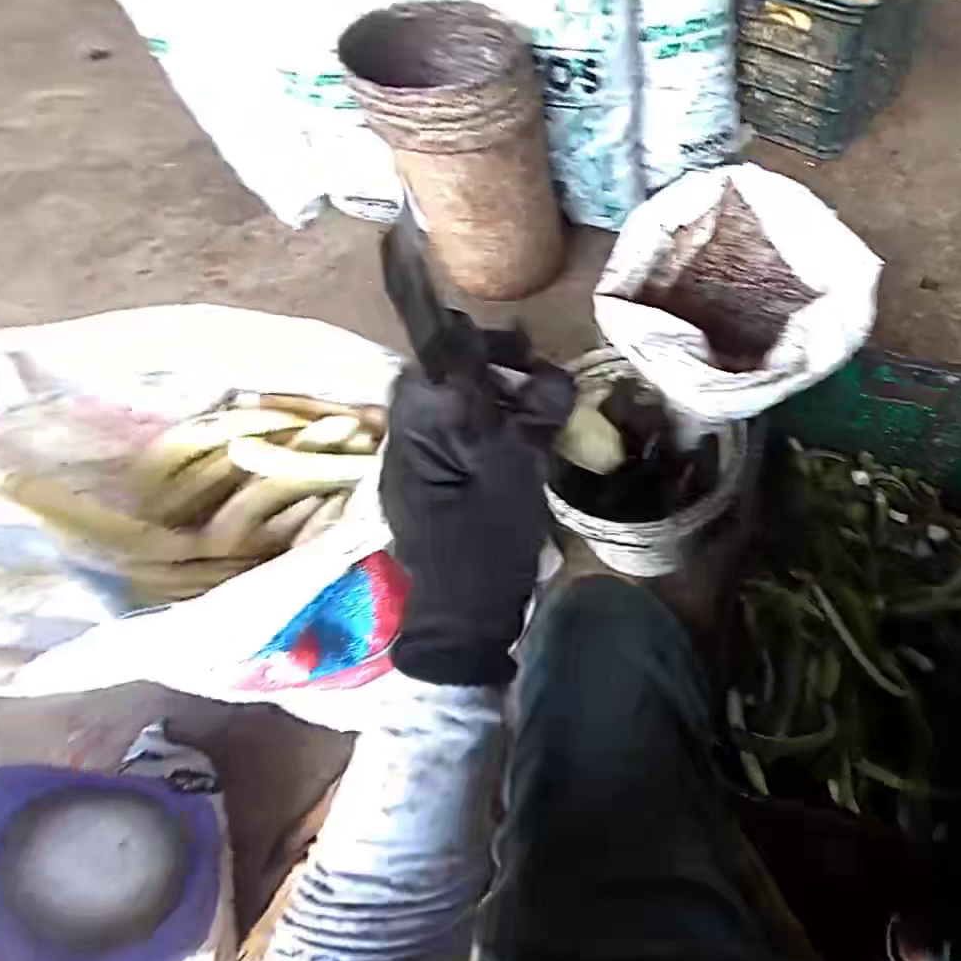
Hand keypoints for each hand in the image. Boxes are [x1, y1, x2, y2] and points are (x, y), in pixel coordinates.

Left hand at [381, 328, 573, 685]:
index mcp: (419, 428)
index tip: (524, 347)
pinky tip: (522, 441)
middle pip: (443, 377)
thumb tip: (551, 374)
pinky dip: (493, 426)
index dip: (481, 344)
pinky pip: (460, 435)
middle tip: (536, 375)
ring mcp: (419, 461)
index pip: (439, 360)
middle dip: (491, 367)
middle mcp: (409, 436)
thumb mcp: (516, 473)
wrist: (464, 616)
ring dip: (495, 396)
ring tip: (536, 407)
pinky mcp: (436, 481)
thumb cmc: (488, 543)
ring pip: (454, 406)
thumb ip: (531, 417)